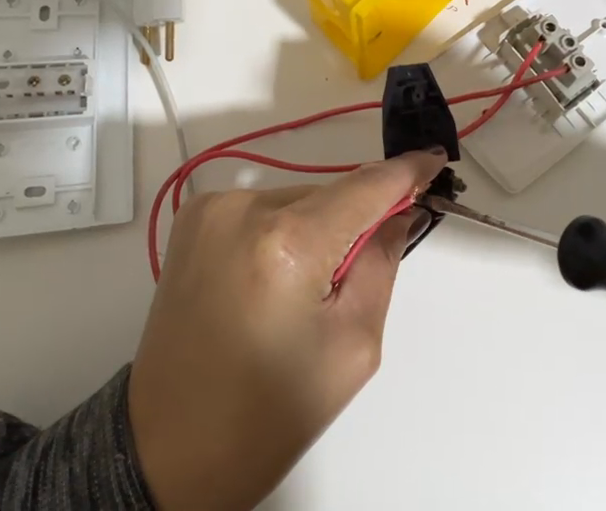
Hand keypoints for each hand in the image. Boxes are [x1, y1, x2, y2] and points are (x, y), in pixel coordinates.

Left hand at [128, 150, 445, 510]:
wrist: (171, 446)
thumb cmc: (270, 412)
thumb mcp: (352, 346)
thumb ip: (380, 263)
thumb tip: (397, 212)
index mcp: (288, 244)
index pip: (366, 187)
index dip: (406, 172)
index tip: (434, 160)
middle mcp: (244, 209)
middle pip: (330, 194)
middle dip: (356, 220)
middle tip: (352, 278)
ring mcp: (211, 210)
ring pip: (296, 199)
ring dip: (316, 227)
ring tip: (301, 293)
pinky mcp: (192, 220)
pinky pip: (262, 209)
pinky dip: (281, 231)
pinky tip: (271, 280)